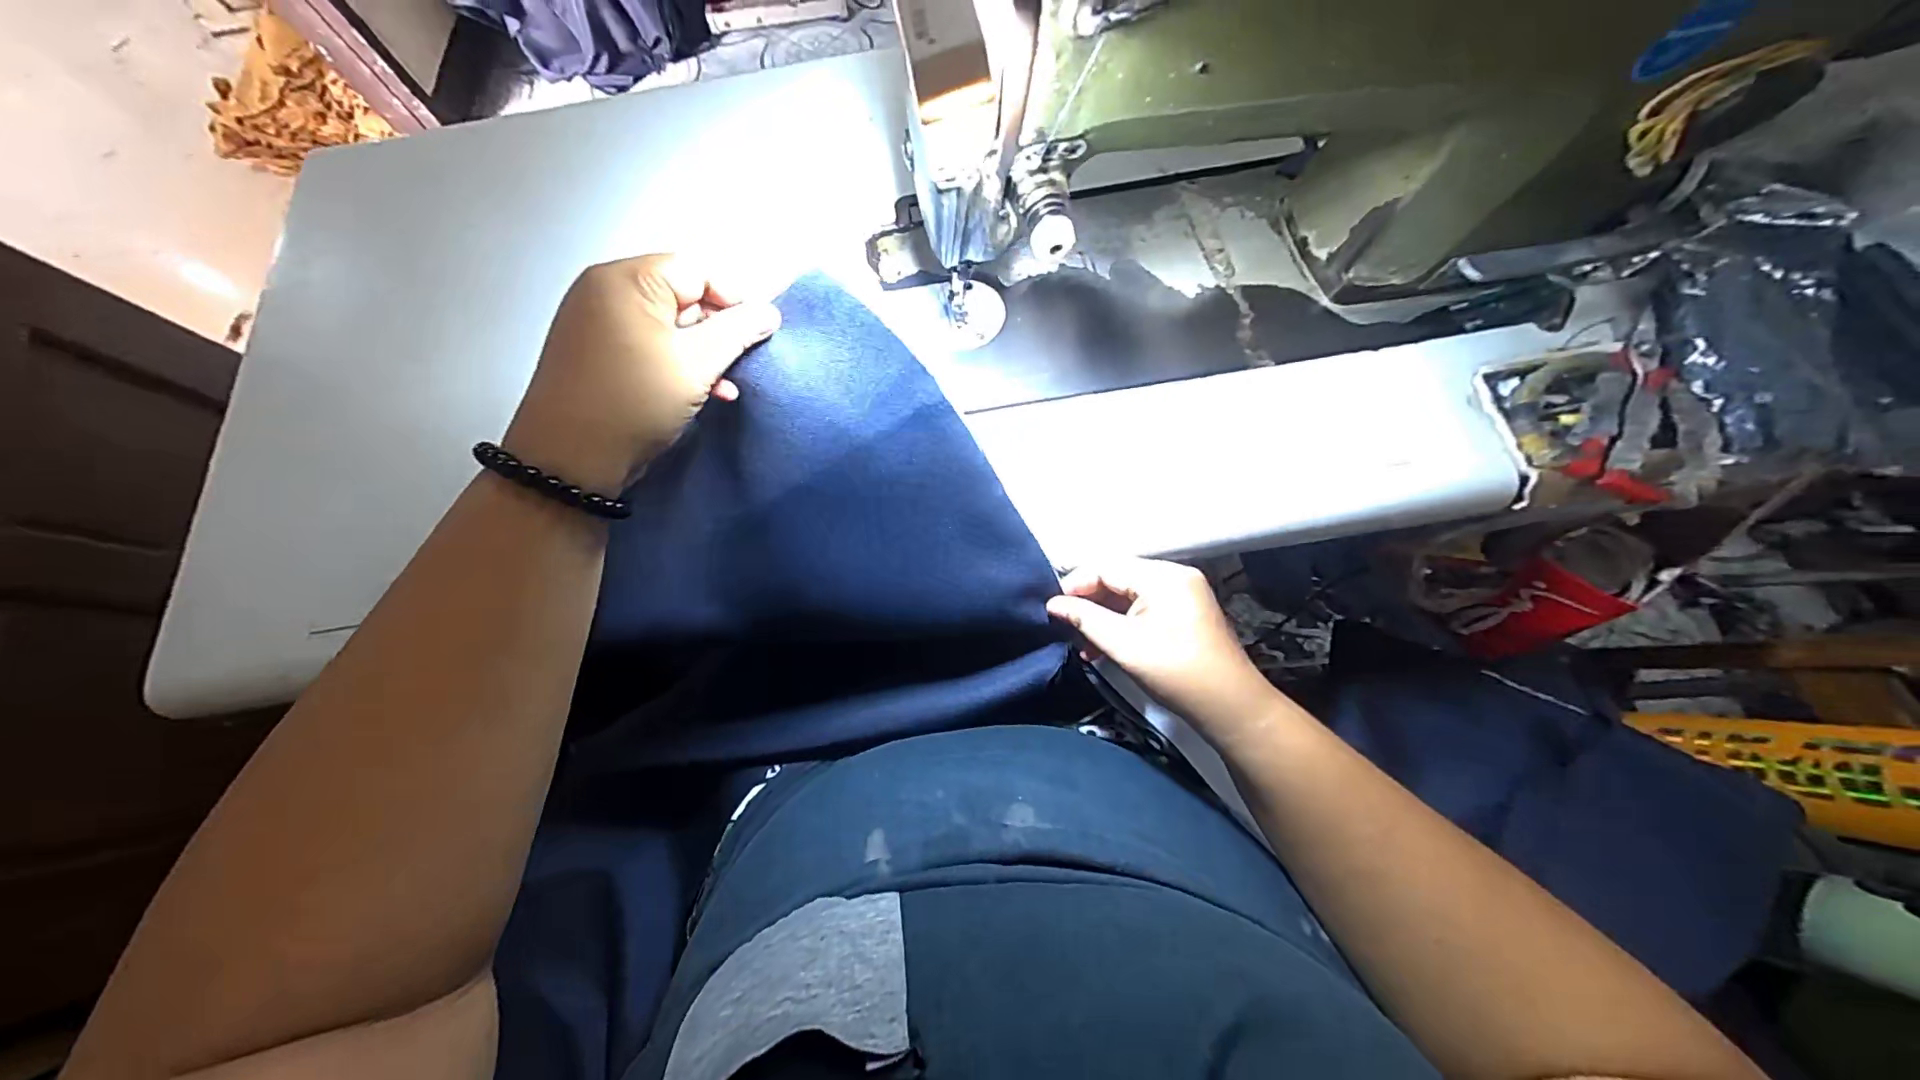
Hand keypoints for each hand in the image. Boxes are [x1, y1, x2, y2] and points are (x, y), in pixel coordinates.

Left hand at [503, 254, 781, 490]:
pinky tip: (702, 391)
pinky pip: (648, 344)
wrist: (570, 460)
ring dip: (703, 351)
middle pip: (682, 294)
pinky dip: (677, 362)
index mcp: (626, 280)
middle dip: (718, 329)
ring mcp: (596, 322)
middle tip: (741, 362)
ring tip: (724, 385)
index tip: (759, 334)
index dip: (734, 298)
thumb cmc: (636, 402)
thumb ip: (738, 332)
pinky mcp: (596, 352)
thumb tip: (768, 313)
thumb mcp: (698, 365)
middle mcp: (605, 290)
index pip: (697, 269)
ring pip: (669, 324)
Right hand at [1047, 558, 1280, 738]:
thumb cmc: (1176, 672)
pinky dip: (1122, 624)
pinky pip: (1143, 608)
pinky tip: (1104, 646)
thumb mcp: (1122, 644)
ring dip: (1103, 617)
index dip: (1075, 585)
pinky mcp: (1184, 613)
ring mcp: (1183, 594)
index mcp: (1163, 577)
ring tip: (1083, 643)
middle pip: (1118, 579)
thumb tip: (1053, 604)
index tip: (1054, 609)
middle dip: (1089, 603)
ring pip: (1128, 596)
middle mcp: (1175, 577)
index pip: (1106, 567)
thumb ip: (1084, 619)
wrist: (1230, 707)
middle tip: (1066, 627)